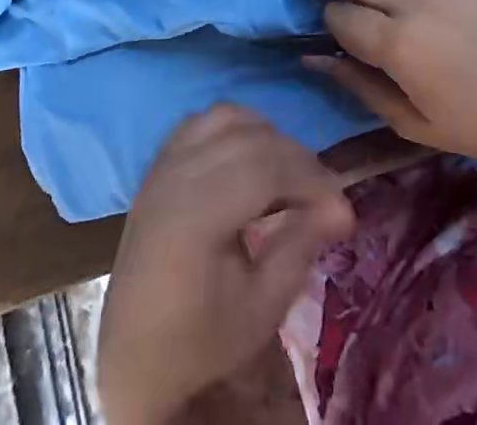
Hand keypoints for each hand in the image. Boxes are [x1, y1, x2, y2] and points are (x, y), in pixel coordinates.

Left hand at [98, 105, 353, 424]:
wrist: (133, 358)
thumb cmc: (200, 342)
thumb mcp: (261, 308)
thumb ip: (301, 246)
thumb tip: (343, 207)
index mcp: (196, 215)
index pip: (267, 167)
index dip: (313, 179)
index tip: (342, 211)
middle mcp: (175, 177)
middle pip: (251, 137)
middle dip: (297, 160)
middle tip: (323, 200)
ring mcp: (162, 167)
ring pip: (226, 118)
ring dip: (265, 137)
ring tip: (286, 178)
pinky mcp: (157, 168)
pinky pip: (201, 124)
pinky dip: (234, 130)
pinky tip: (249, 163)